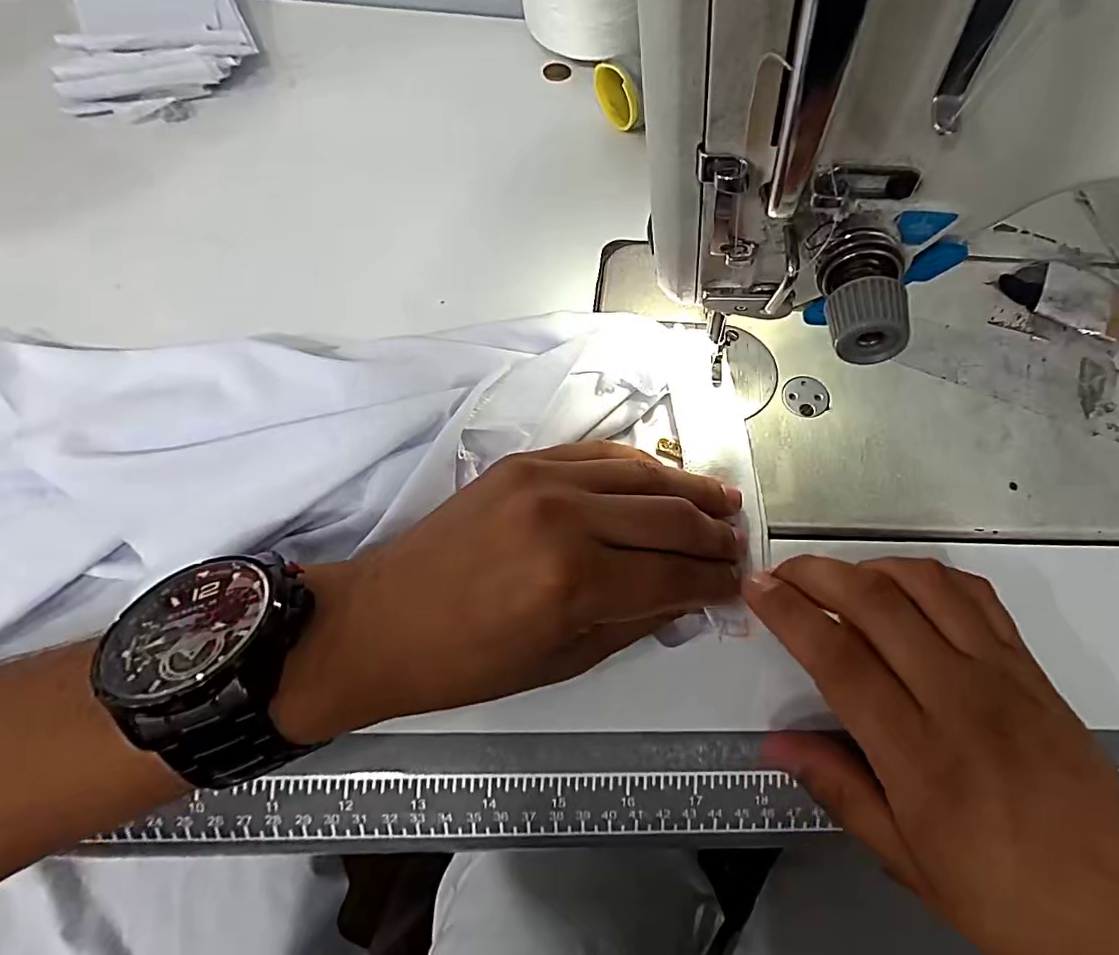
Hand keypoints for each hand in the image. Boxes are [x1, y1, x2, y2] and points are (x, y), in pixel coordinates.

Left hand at [272, 441, 743, 741]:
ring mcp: (544, 480)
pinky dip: (642, 466)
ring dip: (691, 490)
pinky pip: (602, 454)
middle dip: (715, 535)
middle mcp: (565, 520)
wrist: (379, 621)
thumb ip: (638, 621)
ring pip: (643, 475)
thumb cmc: (467, 663)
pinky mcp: (526, 461)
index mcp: (574, 585)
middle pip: (669, 518)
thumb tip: (692, 598)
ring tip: (725, 502)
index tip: (738, 584)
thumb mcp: (563, 661)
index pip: (674, 574)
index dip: (715, 581)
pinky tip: (667, 479)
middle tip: (740, 545)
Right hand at [746, 557, 1118, 954]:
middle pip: (876, 602)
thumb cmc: (1014, 898)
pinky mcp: (1029, 665)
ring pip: (925, 583)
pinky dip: (931, 575)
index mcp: (921, 755)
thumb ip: (841, 791)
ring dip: (871, 564)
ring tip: (838, 576)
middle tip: (781, 571)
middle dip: (816, 573)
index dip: (789, 613)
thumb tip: (778, 749)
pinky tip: (909, 585)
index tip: (758, 589)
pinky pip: (976, 595)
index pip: (839, 657)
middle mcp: (958, 696)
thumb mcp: (912, 864)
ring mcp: (1000, 672)